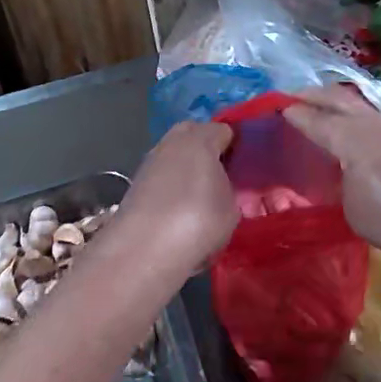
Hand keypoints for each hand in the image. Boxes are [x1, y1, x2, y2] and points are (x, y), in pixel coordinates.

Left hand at [110, 120, 238, 269]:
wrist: (143, 250)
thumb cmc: (198, 220)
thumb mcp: (232, 207)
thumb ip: (232, 189)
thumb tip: (225, 186)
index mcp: (200, 138)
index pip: (225, 131)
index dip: (237, 147)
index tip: (245, 168)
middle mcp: (172, 143)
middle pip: (194, 136)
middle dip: (208, 151)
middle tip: (223, 178)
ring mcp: (150, 163)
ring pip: (175, 157)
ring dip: (187, 171)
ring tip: (202, 200)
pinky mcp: (135, 186)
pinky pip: (162, 178)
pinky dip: (172, 189)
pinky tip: (180, 214)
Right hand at [282, 86, 380, 279]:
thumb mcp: (353, 208)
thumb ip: (340, 183)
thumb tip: (341, 173)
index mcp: (349, 136)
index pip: (312, 117)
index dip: (290, 111)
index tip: (272, 108)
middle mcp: (373, 122)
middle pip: (337, 96)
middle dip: (311, 95)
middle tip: (291, 101)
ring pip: (361, 106)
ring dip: (338, 105)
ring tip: (321, 115)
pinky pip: (377, 121)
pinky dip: (359, 122)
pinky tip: (355, 138)